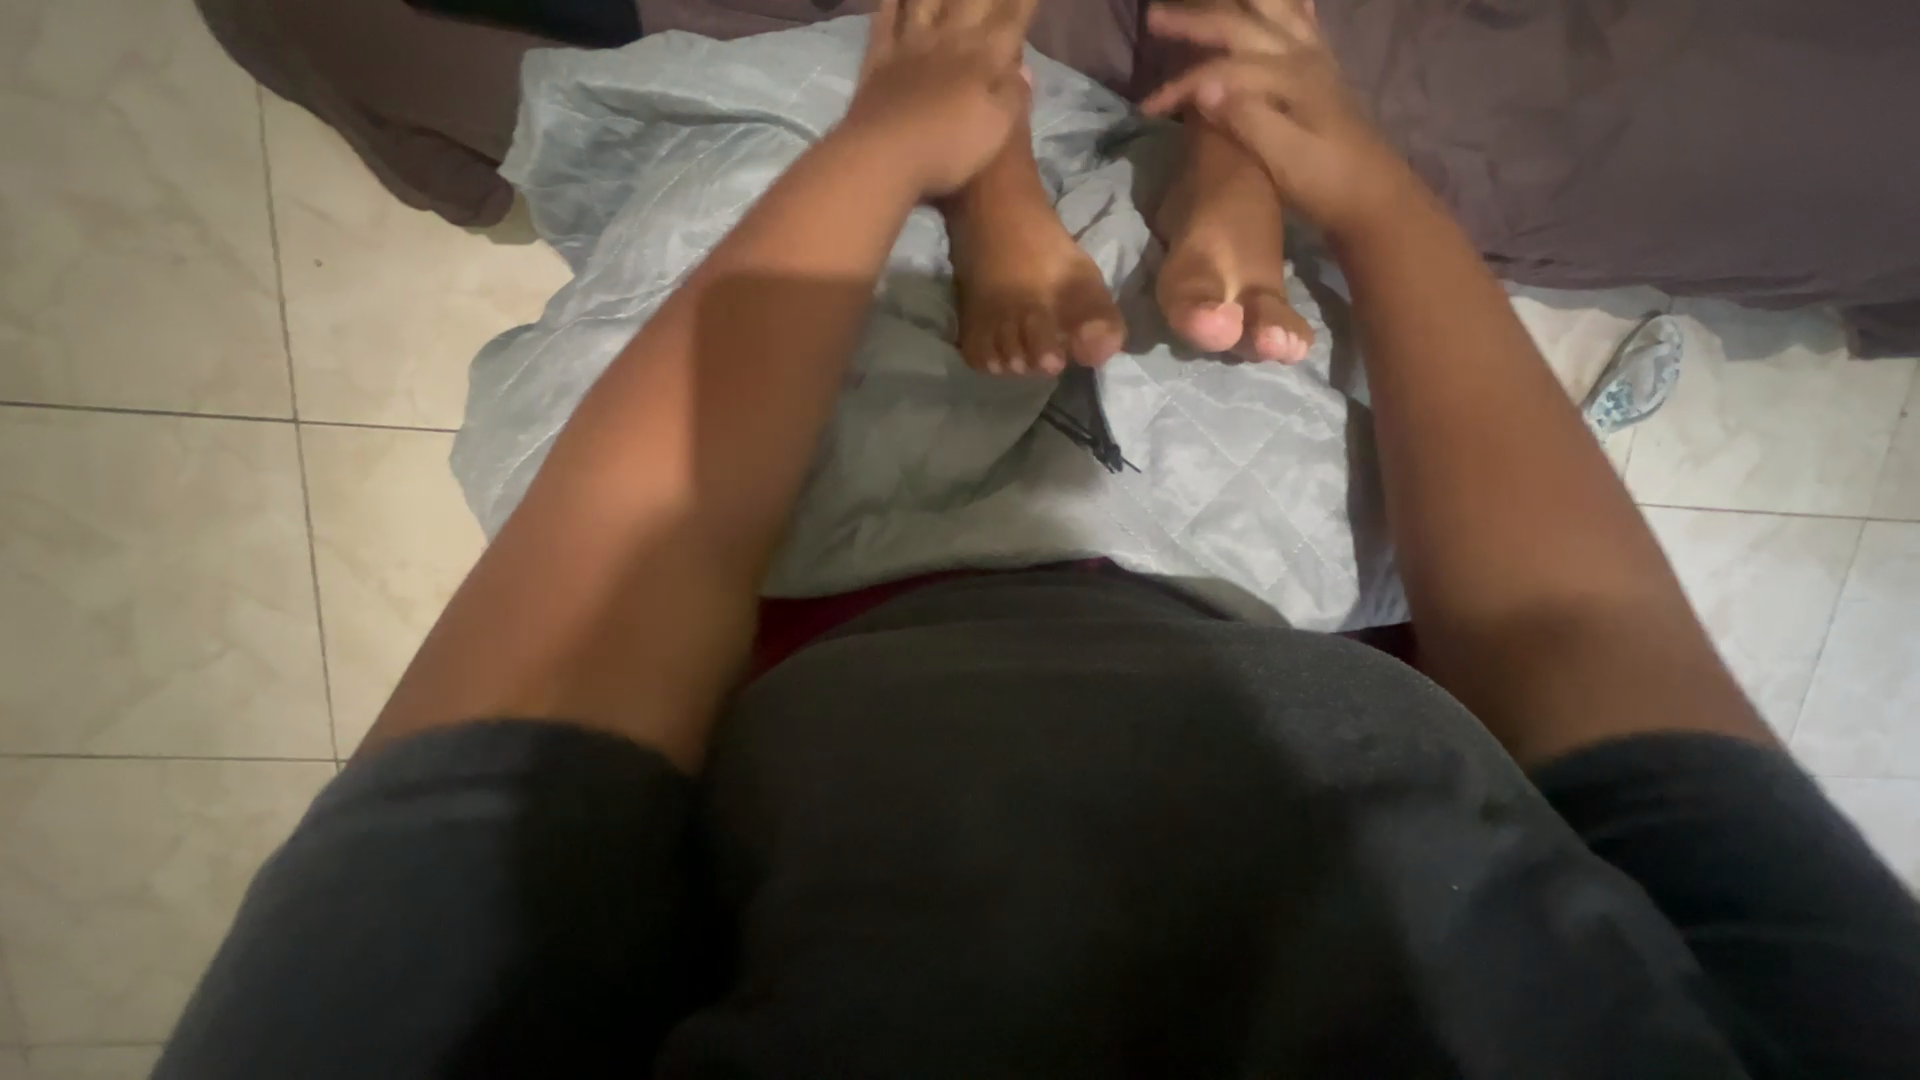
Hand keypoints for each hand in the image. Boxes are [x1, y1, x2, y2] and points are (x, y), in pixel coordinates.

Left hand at [842, 0, 1035, 197]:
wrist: (885, 155)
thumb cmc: (948, 149)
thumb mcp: (997, 130)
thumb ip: (1013, 96)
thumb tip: (1025, 69)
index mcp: (982, 59)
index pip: (1011, 21)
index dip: (1023, 4)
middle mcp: (948, 40)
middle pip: (972, 1)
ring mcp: (910, 45)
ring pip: (928, 0)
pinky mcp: (879, 59)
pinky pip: (886, 19)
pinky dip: (891, 2)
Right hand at [1141, 0, 1417, 236]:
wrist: (1375, 198)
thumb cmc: (1327, 184)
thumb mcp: (1285, 160)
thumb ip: (1246, 120)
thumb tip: (1202, 88)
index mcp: (1289, 77)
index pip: (1221, 70)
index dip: (1180, 86)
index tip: (1147, 110)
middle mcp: (1302, 56)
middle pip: (1241, 24)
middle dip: (1195, 19)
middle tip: (1154, 17)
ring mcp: (1316, 60)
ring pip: (1273, 10)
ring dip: (1240, 1)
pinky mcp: (1322, 73)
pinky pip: (1302, 22)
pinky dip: (1289, 5)